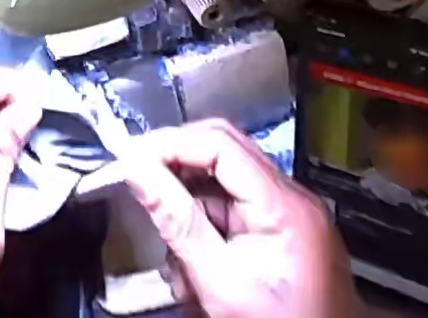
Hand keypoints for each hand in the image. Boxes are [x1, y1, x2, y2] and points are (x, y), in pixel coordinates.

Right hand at [121, 120, 356, 317]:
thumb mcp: (220, 283)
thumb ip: (176, 221)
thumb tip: (136, 170)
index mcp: (286, 205)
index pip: (219, 144)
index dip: (172, 143)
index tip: (135, 157)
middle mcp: (292, 198)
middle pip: (222, 150)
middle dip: (177, 164)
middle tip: (141, 178)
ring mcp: (289, 214)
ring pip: (222, 178)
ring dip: (187, 198)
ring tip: (169, 241)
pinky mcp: (281, 232)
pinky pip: (232, 206)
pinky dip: (204, 220)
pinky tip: (189, 260)